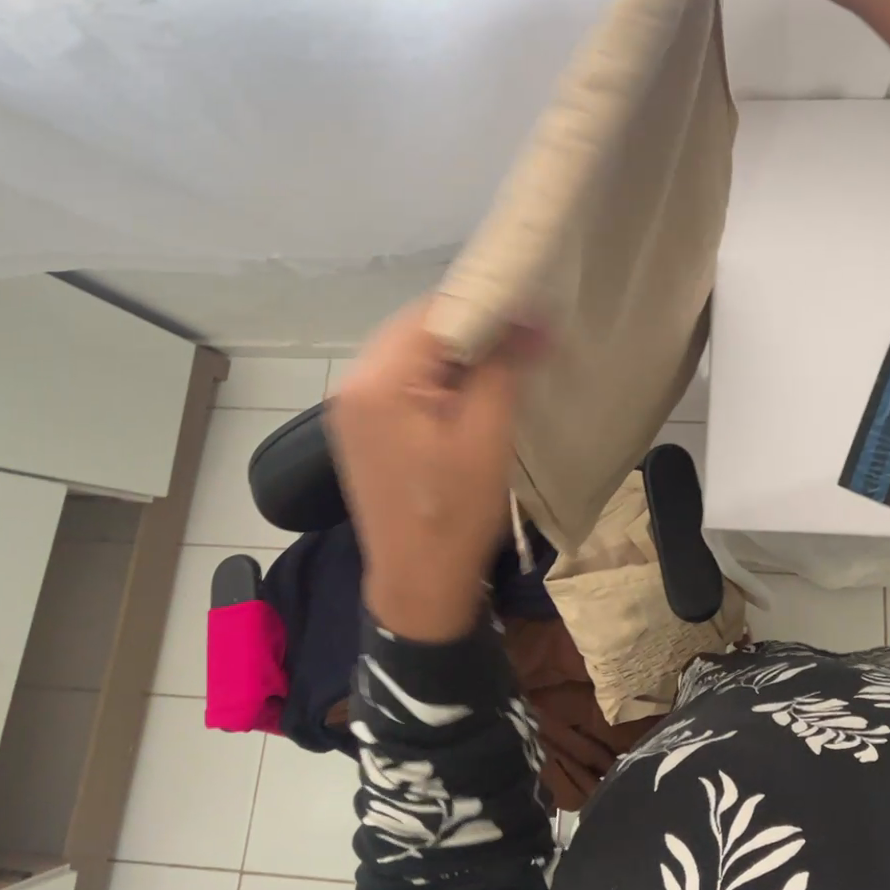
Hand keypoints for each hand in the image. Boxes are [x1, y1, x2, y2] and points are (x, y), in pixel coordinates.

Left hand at [326, 300, 532, 641]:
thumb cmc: (457, 513)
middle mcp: (354, 383)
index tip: (537, 314)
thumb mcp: (489, 435)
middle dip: (476, 326)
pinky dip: (439, 373)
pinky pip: (403, 377)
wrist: (419, 583)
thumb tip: (528, 318)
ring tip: (506, 362)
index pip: (437, 312)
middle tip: (527, 339)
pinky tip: (472, 389)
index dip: (490, 306)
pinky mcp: (362, 426)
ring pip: (412, 350)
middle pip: (420, 326)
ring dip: (459, 349)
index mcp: (380, 381)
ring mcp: (352, 406)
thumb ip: (503, 365)